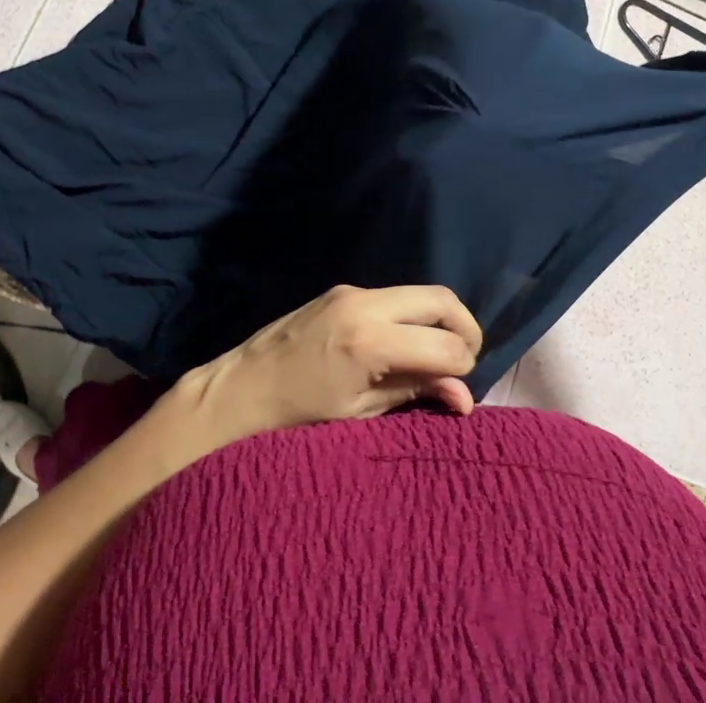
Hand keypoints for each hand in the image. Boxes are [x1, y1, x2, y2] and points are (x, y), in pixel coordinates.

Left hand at [169, 285, 483, 449]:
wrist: (240, 388)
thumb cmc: (298, 414)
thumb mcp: (361, 411)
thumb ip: (414, 393)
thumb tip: (464, 396)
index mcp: (370, 341)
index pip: (446, 344)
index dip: (463, 367)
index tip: (458, 388)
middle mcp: (364, 304)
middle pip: (441, 299)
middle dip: (465, 329)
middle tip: (465, 360)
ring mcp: (350, 292)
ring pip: (417, 294)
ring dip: (437, 320)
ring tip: (437, 355)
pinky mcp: (339, 290)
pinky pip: (391, 297)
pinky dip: (410, 316)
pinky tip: (403, 345)